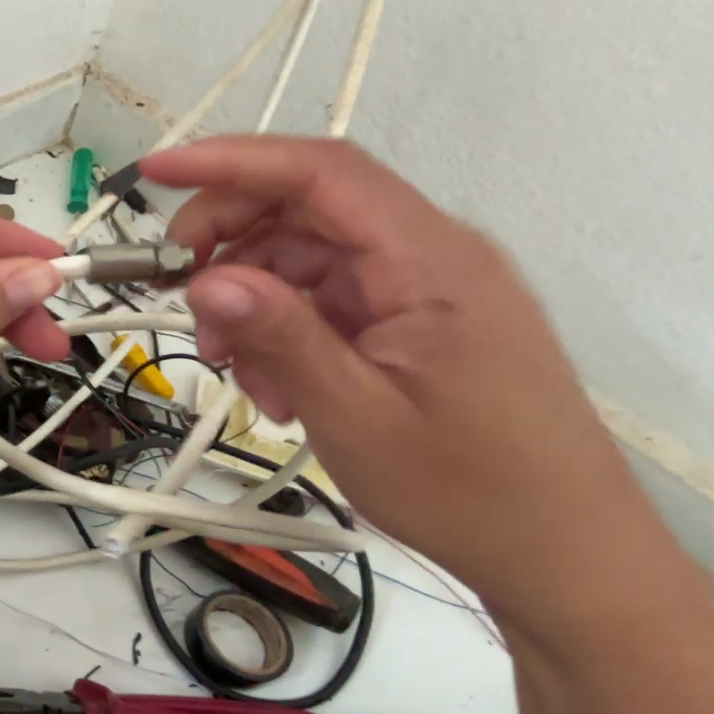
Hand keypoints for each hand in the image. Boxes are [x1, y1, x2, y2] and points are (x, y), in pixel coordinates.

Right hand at [142, 136, 662, 622]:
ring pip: (299, 257)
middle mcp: (426, 256)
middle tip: (178, 296)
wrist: (558, 552)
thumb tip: (205, 280)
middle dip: (225, 242)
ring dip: (247, 302)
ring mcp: (416, 287)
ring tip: (234, 370)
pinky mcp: (405, 318)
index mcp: (430, 262)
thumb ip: (279, 337)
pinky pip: (319, 298)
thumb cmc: (467, 489)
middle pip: (302, 208)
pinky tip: (274, 387)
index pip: (322, 173)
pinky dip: (276, 330)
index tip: (155, 171)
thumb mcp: (354, 416)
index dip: (231, 160)